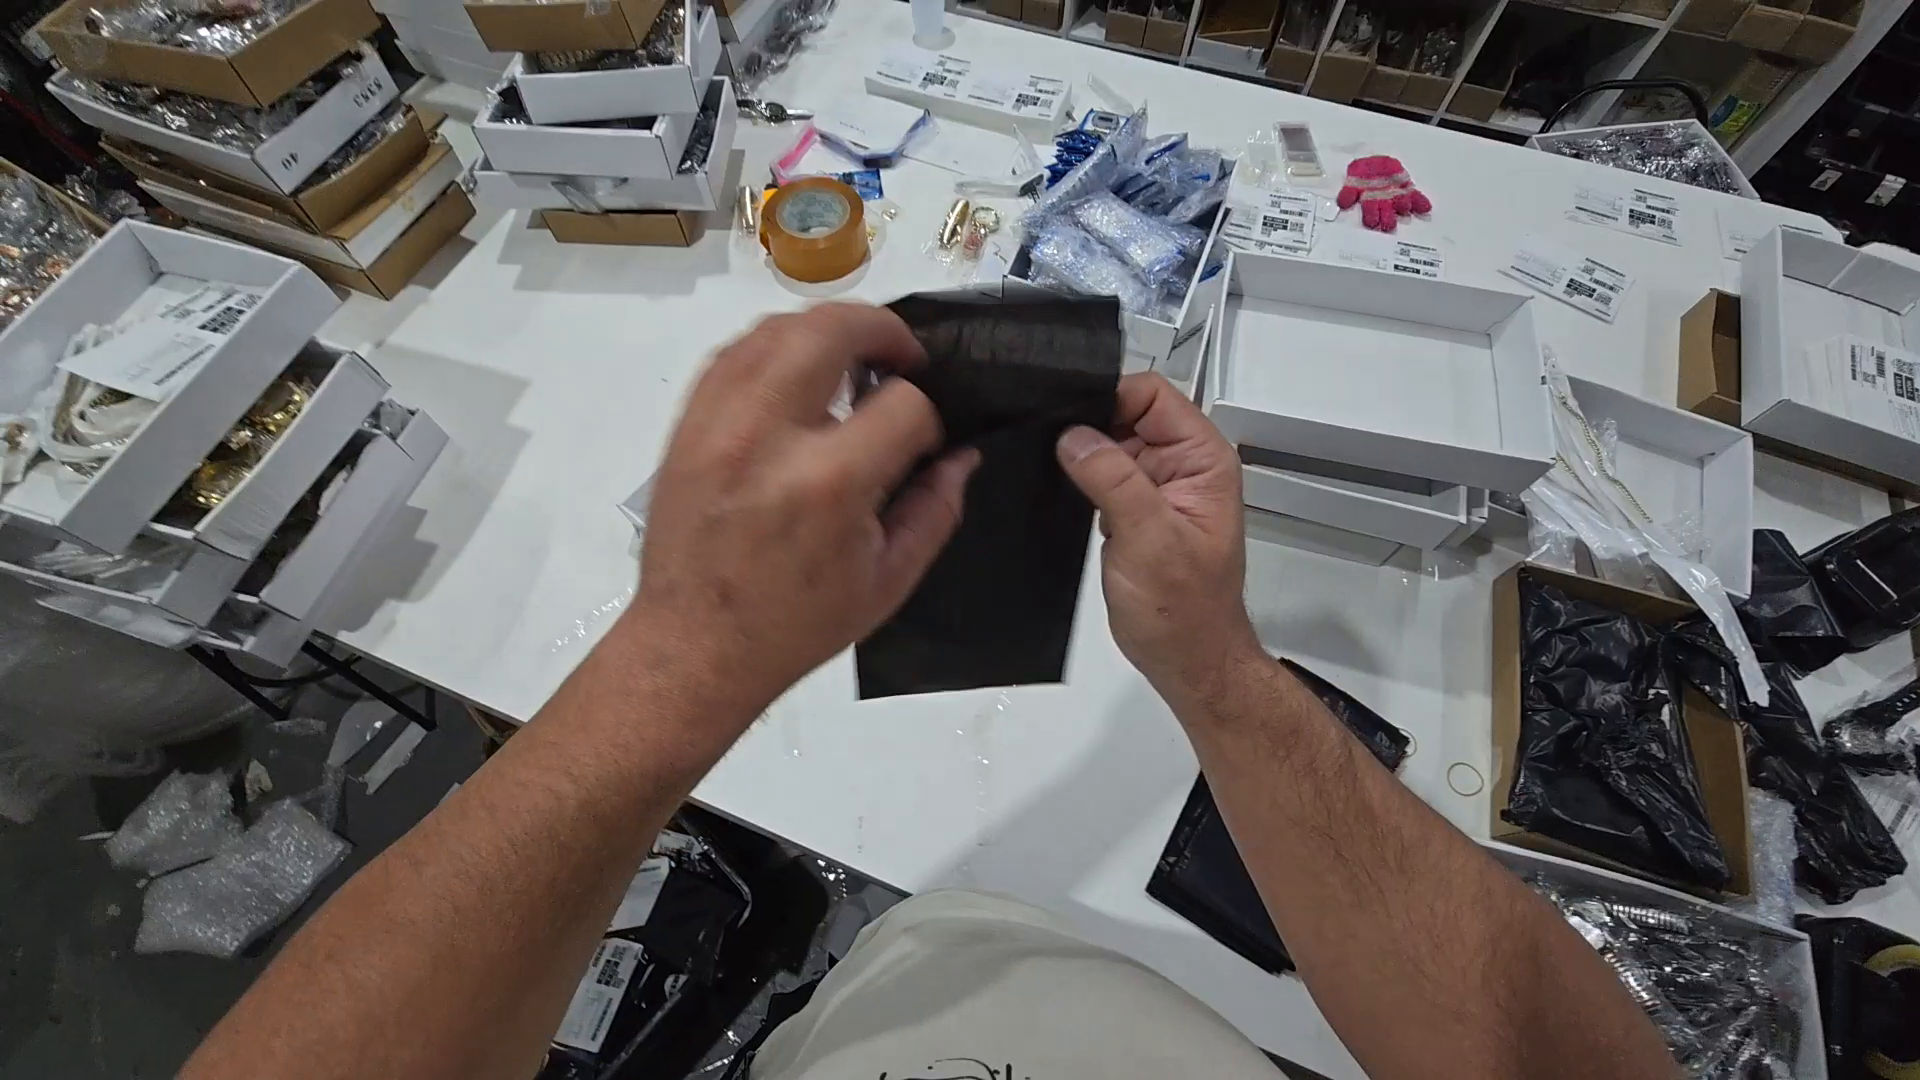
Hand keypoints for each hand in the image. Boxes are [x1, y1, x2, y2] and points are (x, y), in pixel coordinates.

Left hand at [632, 303, 979, 716]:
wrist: (696, 644)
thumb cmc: (799, 623)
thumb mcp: (889, 580)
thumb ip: (936, 508)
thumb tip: (962, 455)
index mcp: (829, 482)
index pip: (903, 404)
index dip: (930, 417)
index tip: (926, 442)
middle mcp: (769, 434)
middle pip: (832, 329)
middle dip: (885, 330)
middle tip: (905, 357)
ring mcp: (718, 422)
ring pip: (777, 327)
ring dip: (828, 331)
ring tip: (855, 360)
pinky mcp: (688, 425)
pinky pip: (734, 353)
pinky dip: (776, 348)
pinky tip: (798, 376)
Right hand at [1056, 373, 1257, 697]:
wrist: (1184, 657)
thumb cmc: (1183, 610)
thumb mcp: (1150, 539)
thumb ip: (1113, 480)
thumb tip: (1072, 435)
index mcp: (1201, 460)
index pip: (1153, 395)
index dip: (1111, 398)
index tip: (1069, 418)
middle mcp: (1180, 466)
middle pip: (1127, 414)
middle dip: (1089, 424)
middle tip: (1050, 445)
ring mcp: (1153, 487)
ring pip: (1108, 443)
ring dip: (1080, 453)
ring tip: (1051, 468)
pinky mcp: (1130, 509)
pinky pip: (1099, 474)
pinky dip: (1078, 477)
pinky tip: (1059, 488)